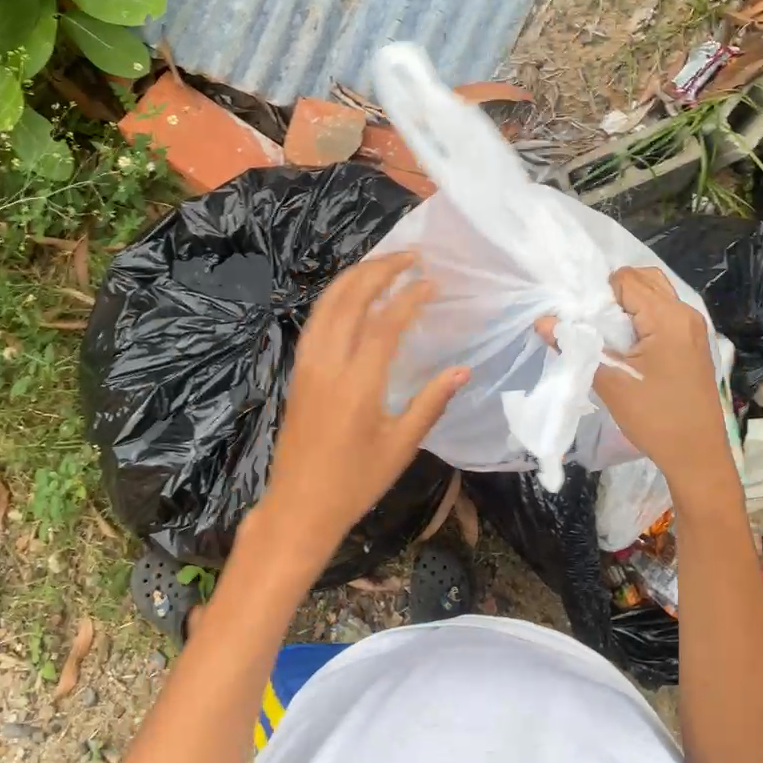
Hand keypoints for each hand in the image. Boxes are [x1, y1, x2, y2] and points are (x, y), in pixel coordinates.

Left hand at [256, 253, 468, 564]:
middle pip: (351, 298)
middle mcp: (328, 364)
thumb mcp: (401, 447)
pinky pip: (316, 319)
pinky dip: (336, 296)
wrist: (298, 507)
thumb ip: (431, 403)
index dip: (410, 296)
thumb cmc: (355, 483)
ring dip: (355, 275)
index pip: (385, 323)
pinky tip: (353, 293)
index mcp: (358, 384)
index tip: (432, 282)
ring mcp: (307, 364)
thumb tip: (464, 369)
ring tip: (384, 262)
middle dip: (380, 269)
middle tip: (410, 256)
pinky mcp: (298, 370)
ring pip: (327, 303)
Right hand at [539, 267, 736, 503]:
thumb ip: (575, 346)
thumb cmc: (655, 418)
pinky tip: (628, 345)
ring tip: (608, 334)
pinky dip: (644, 316)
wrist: (697, 455)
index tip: (586, 320)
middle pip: (644, 279)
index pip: (626, 280)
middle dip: (614, 293)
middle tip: (595, 323)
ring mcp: (694, 328)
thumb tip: (541, 322)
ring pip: (656, 294)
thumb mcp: (611, 382)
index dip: (600, 294)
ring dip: (629, 304)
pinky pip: (665, 312)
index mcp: (667, 318)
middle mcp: (685, 314)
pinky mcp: (695, 342)